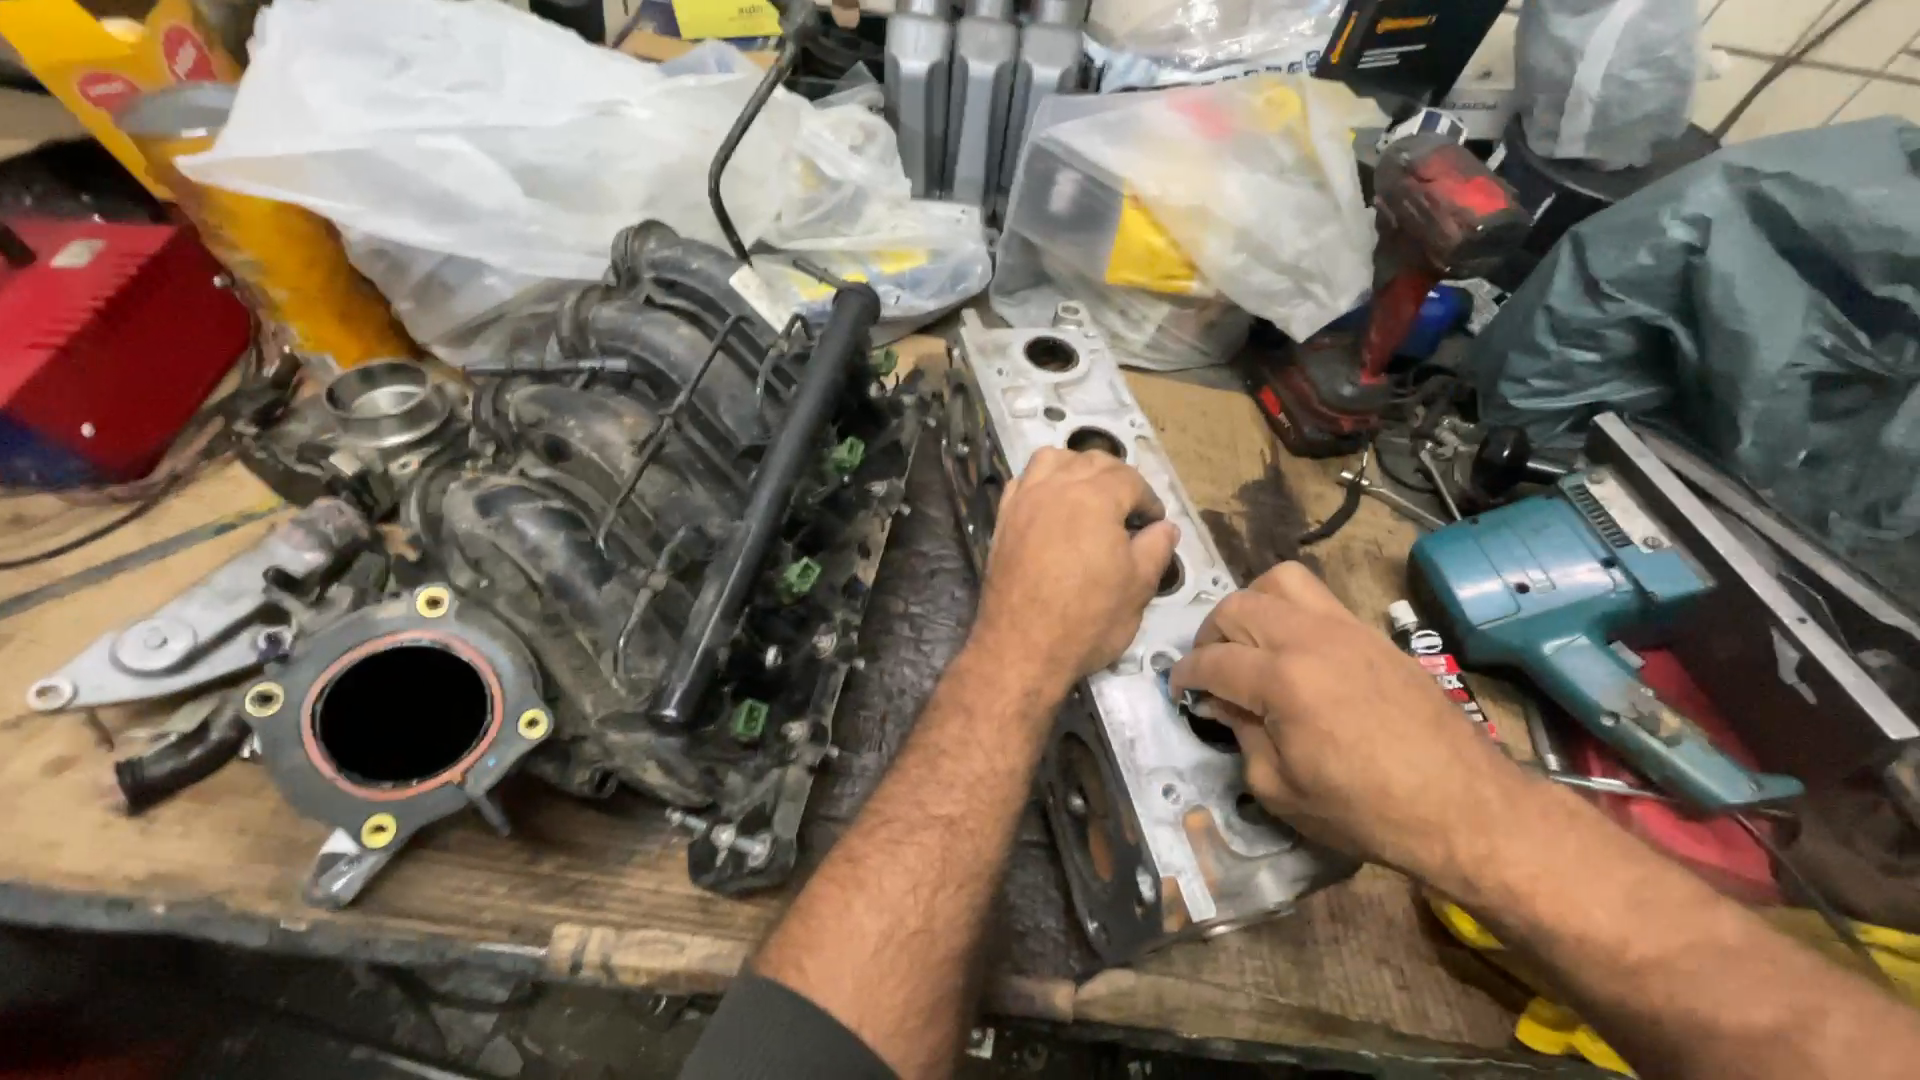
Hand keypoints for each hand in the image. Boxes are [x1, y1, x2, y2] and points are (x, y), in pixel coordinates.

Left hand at [970, 447, 1179, 694]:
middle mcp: (1056, 488)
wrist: (1022, 648)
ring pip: (1051, 459)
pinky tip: (1052, 504)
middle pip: (1091, 461)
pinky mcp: (1003, 520)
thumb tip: (1165, 528)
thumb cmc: (1087, 620)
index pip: (1130, 479)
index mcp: (1094, 498)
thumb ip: (1155, 549)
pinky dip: (1041, 481)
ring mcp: (1024, 501)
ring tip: (1089, 494)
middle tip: (1129, 509)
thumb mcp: (1137, 588)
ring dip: (1076, 467)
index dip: (1148, 499)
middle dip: (1117, 478)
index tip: (1154, 522)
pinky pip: (1022, 481)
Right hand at [1169, 562, 1520, 881]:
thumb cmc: (1365, 810)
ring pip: (1279, 581)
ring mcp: (1345, 629)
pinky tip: (1292, 649)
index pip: (1213, 661)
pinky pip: (1317, 596)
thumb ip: (1242, 736)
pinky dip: (1289, 609)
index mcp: (1282, 681)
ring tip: (1249, 641)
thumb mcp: (1279, 789)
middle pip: (1237, 607)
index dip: (1185, 674)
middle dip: (1210, 635)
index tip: (1178, 688)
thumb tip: (1224, 703)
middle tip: (1211, 668)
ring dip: (1251, 605)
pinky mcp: (1372, 633)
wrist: (1462, 806)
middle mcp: (1309, 639)